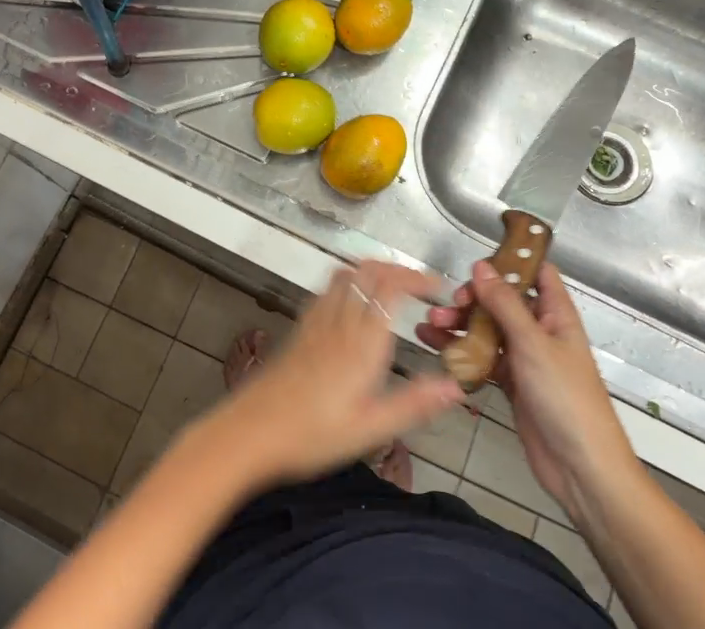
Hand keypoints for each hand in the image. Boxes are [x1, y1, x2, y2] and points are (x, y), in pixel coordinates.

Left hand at [189, 261, 463, 489]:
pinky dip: (346, 284)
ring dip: (370, 271)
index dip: (415, 277)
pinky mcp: (297, 333)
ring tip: (390, 286)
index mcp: (360, 344)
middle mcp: (337, 325)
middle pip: (365, 272)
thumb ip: (413, 404)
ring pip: (343, 276)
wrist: (248, 433)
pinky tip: (351, 305)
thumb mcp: (370, 429)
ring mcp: (313, 325)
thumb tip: (456, 386)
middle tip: (418, 283)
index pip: (389, 288)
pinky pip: (324, 293)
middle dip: (396, 268)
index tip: (437, 286)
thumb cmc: (311, 436)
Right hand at [416, 259, 637, 513]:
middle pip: (503, 301)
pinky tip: (433, 345)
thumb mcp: (532, 344)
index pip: (536, 273)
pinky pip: (481, 357)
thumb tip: (481, 266)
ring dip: (459, 324)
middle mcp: (540, 331)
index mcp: (556, 315)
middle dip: (473, 298)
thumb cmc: (566, 398)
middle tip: (450, 306)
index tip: (477, 260)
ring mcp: (524, 358)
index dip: (510, 261)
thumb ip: (504, 303)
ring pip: (487, 329)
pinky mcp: (510, 383)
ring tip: (430, 326)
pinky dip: (459, 351)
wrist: (580, 465)